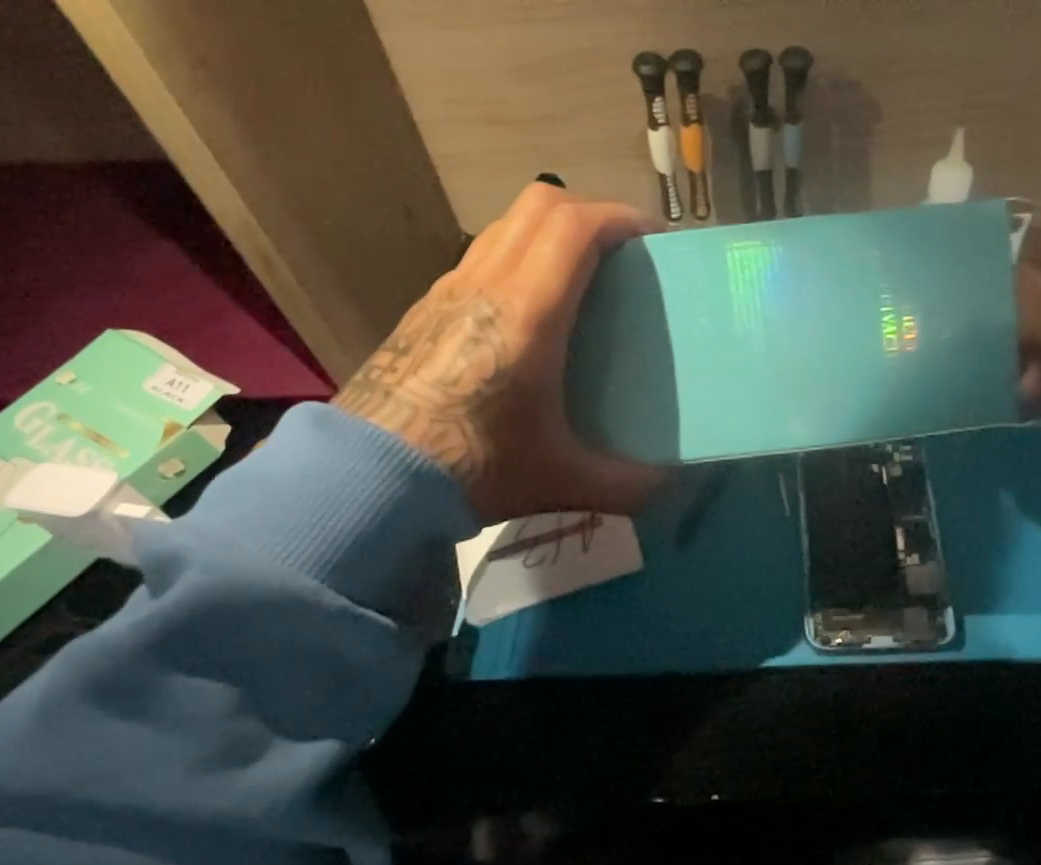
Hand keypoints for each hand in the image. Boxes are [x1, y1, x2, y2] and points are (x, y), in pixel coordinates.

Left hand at [332, 183, 665, 522]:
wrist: (371, 476)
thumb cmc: (475, 468)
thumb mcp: (565, 482)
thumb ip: (628, 484)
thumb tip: (668, 482)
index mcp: (527, 313)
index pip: (576, 226)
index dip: (622, 218)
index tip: (655, 240)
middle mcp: (486, 284)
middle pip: (540, 204)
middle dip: (591, 213)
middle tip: (624, 254)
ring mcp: (450, 290)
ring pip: (507, 226)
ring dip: (552, 232)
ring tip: (583, 276)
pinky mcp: (427, 308)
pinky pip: (484, 256)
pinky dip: (520, 258)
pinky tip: (533, 312)